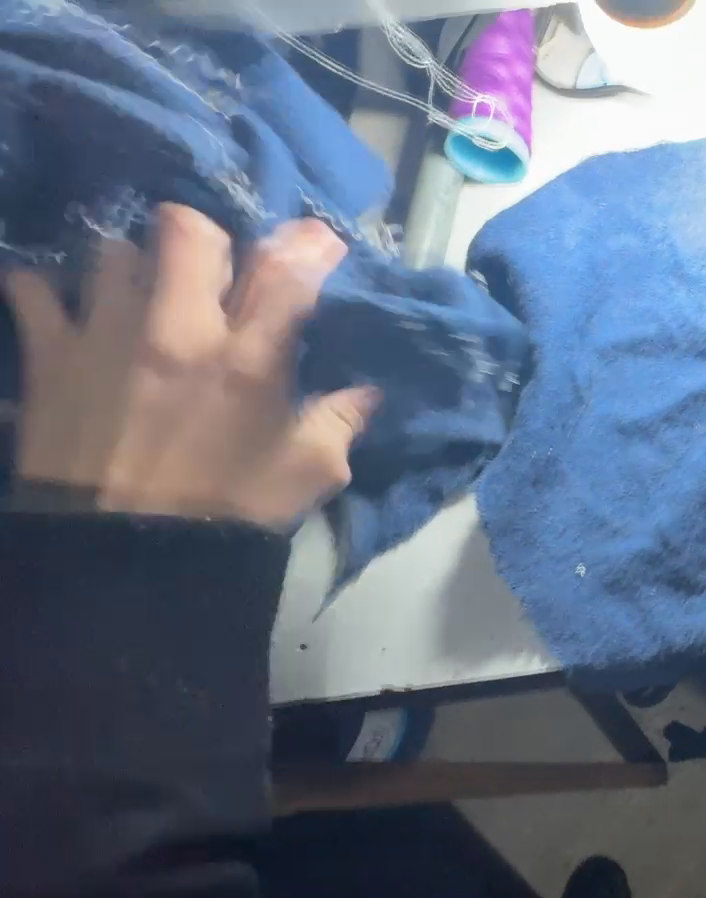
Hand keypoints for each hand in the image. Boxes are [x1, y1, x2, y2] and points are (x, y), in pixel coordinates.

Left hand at [6, 203, 377, 528]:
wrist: (130, 546)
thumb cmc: (237, 505)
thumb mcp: (313, 469)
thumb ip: (340, 420)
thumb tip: (364, 391)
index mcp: (253, 362)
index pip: (286, 277)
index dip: (307, 247)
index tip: (320, 236)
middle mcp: (179, 331)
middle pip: (187, 234)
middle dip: (210, 238)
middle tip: (220, 265)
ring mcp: (104, 334)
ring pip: (109, 249)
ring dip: (135, 263)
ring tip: (147, 289)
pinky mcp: (46, 352)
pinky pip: (31, 286)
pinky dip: (51, 288)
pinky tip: (73, 306)